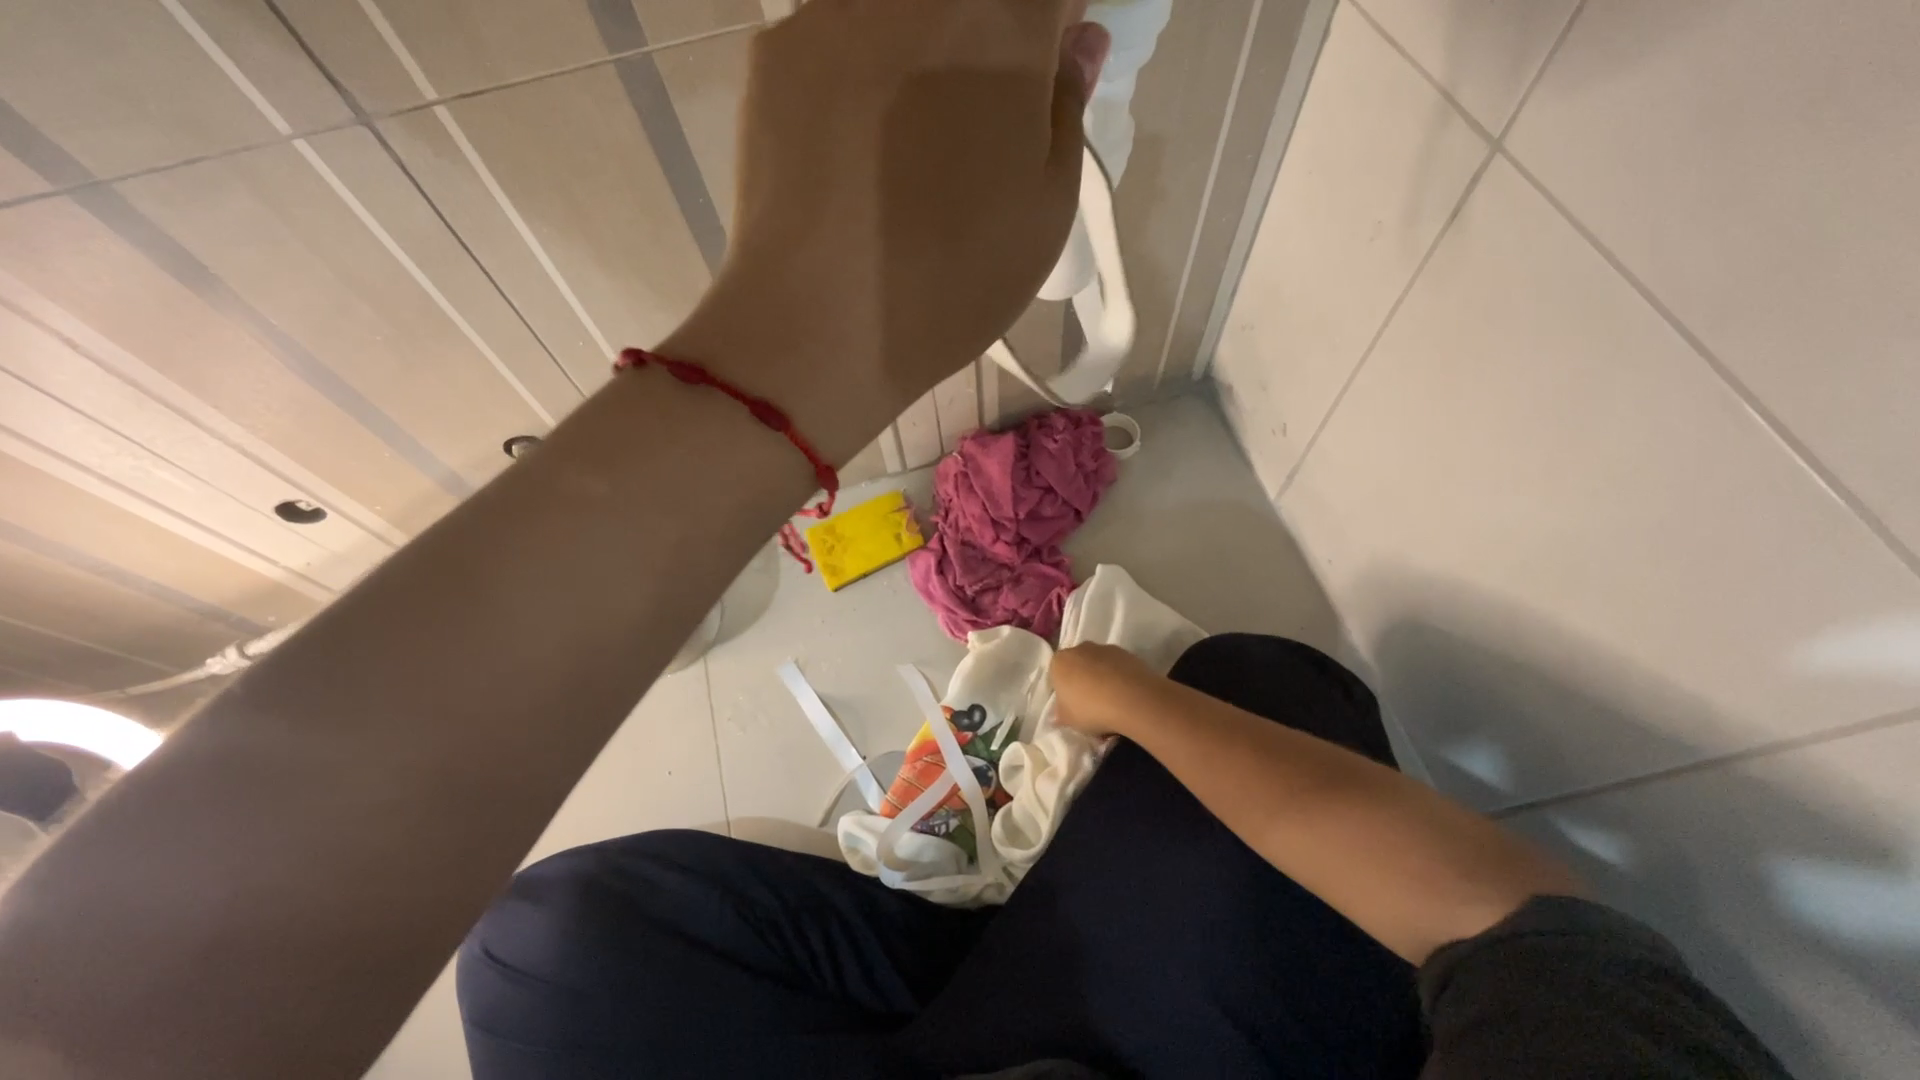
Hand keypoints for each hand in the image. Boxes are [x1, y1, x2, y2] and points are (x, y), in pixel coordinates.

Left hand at [661, 0, 1110, 462]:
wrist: (818, 325)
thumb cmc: (953, 284)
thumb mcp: (1045, 213)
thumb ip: (1067, 110)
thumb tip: (1079, 40)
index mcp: (1007, 32)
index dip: (1049, 29)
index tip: (1040, 69)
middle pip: (968, 0)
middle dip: (983, 39)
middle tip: (969, 116)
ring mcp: (840, 14)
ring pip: (895, 12)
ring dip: (914, 47)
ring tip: (905, 131)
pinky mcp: (777, 49)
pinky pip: (834, 31)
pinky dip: (852, 65)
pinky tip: (844, 139)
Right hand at [1050, 643, 1157, 737]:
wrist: (1132, 700)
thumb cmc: (1091, 709)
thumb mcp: (1068, 720)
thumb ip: (1061, 714)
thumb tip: (1059, 714)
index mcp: (1060, 662)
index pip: (1056, 674)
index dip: (1063, 691)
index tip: (1072, 706)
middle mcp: (1081, 649)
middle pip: (1078, 665)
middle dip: (1083, 681)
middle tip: (1090, 704)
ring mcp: (1106, 649)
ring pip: (1099, 665)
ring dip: (1103, 678)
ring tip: (1112, 703)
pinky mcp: (1129, 653)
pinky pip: (1119, 667)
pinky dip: (1120, 678)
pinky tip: (1126, 697)